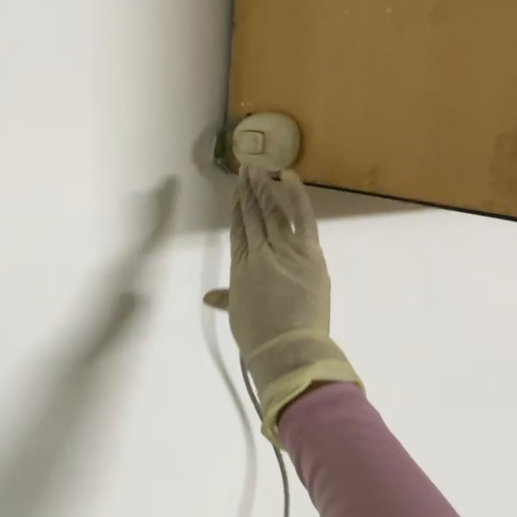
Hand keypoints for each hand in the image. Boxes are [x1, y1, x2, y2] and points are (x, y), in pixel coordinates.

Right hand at [204, 168, 359, 439]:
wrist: (286, 347)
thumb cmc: (260, 338)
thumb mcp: (238, 315)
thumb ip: (227, 299)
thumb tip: (209, 297)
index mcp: (240, 269)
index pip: (238, 231)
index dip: (237, 209)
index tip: (236, 192)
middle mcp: (259, 253)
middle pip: (253, 216)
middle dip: (249, 192)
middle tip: (246, 170)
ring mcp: (283, 250)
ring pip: (272, 212)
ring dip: (265, 188)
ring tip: (260, 170)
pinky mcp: (307, 252)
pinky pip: (300, 217)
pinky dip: (294, 195)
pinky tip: (287, 177)